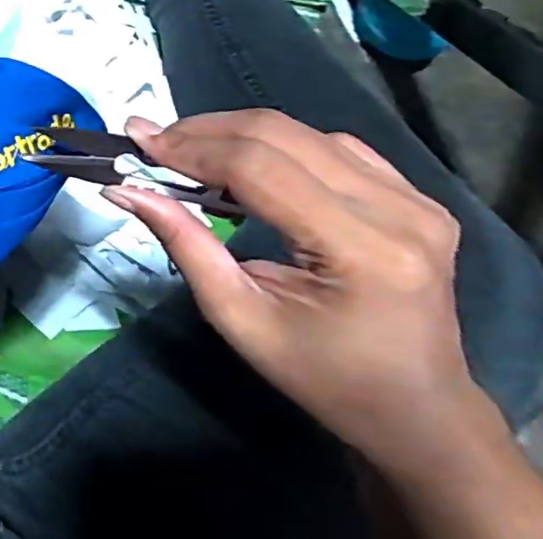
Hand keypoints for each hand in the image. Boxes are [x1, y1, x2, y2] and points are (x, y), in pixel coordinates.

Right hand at [104, 110, 484, 468]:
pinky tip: (247, 163)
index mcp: (362, 252)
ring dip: (232, 133)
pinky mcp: (414, 196)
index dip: (191, 148)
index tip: (137, 142)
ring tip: (188, 153)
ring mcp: (415, 200)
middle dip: (203, 132)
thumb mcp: (237, 316)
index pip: (258, 169)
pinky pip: (328, 144)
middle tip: (152, 144)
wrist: (418, 410)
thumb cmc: (321, 374)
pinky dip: (274, 143)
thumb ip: (183, 243)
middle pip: (278, 136)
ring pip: (299, 131)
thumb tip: (123, 187)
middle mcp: (399, 214)